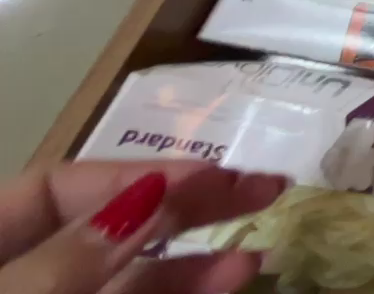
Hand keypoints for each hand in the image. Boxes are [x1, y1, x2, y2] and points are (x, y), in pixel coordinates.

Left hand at [0, 160, 287, 293]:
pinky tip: (232, 278)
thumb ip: (64, 259)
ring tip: (256, 251)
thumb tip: (153, 195)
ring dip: (199, 257)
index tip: (213, 173)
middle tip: (266, 187)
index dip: (135, 174)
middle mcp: (15, 274)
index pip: (55, 187)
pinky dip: (188, 291)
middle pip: (107, 225)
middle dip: (187, 205)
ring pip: (129, 273)